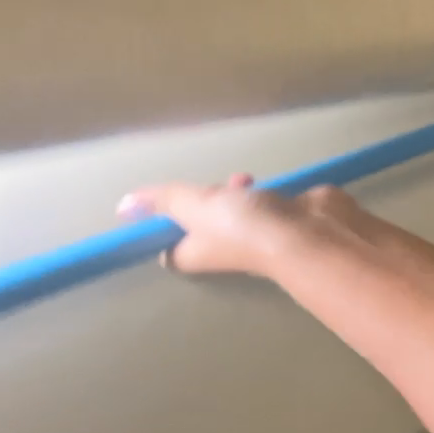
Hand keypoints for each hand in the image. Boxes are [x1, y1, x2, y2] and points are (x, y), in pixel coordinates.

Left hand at [116, 175, 353, 276]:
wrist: (309, 231)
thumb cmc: (245, 226)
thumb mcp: (196, 207)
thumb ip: (165, 200)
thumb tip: (124, 204)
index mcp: (191, 252)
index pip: (170, 237)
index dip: (171, 214)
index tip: (180, 195)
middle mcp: (221, 246)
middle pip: (205, 217)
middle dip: (211, 195)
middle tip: (221, 185)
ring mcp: (257, 231)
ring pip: (239, 206)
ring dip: (241, 190)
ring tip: (251, 179)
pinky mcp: (286, 216)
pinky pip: (271, 200)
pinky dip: (272, 188)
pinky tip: (278, 182)